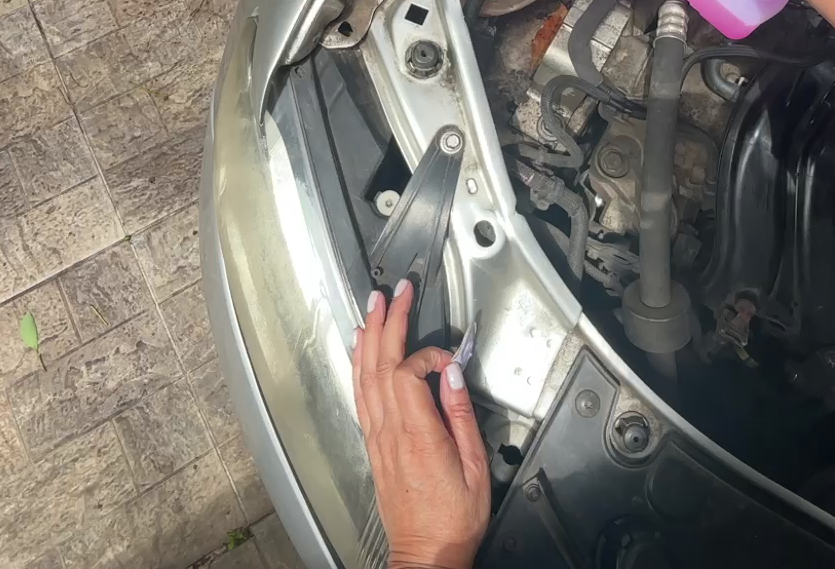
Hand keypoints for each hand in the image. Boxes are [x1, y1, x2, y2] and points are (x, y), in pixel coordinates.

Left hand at [353, 280, 489, 568]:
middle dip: (390, 321)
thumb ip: (460, 414)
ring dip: (371, 334)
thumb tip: (451, 372)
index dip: (428, 354)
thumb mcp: (474, 466)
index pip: (409, 373)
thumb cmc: (454, 516)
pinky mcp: (373, 442)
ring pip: (366, 374)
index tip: (449, 359)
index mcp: (418, 434)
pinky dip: (359, 363)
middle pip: (382, 363)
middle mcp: (390, 430)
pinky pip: (361, 393)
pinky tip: (361, 346)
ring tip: (375, 305)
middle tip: (398, 291)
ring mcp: (377, 435)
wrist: (426, 555)